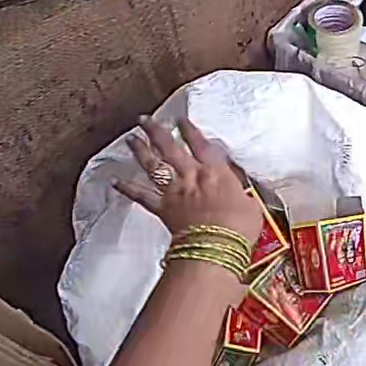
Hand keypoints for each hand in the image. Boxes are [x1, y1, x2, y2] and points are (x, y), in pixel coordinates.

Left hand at [116, 116, 264, 243]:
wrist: (217, 246)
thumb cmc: (239, 227)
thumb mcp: (250, 205)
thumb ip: (241, 193)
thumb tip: (240, 193)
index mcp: (215, 172)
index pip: (200, 144)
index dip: (189, 130)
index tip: (180, 119)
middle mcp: (191, 175)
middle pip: (170, 148)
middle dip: (156, 131)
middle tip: (144, 119)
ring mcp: (174, 191)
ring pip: (153, 165)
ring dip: (140, 151)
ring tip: (130, 139)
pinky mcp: (163, 208)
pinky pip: (141, 196)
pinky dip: (127, 189)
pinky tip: (114, 181)